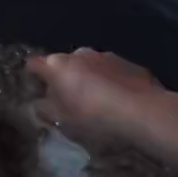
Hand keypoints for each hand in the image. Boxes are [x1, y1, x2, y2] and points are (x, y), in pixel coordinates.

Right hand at [27, 49, 177, 153]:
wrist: (146, 113)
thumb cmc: (95, 119)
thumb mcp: (63, 122)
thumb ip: (44, 110)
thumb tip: (37, 104)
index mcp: (56, 66)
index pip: (33, 65)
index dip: (32, 78)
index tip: (36, 93)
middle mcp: (78, 54)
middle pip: (62, 65)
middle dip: (63, 80)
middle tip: (69, 103)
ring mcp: (105, 55)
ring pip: (88, 66)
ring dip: (88, 80)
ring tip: (99, 103)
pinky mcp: (129, 62)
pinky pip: (111, 71)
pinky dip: (110, 82)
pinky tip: (119, 101)